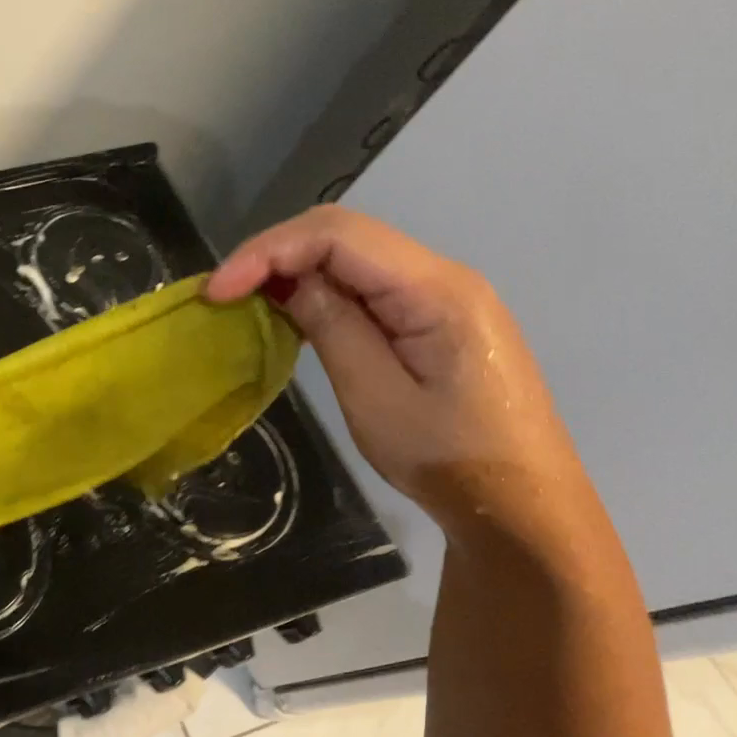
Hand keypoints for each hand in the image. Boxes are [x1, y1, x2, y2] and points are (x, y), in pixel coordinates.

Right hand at [206, 206, 578, 527]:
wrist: (520, 502)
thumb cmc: (447, 456)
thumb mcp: (375, 396)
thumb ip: (332, 327)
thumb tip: (286, 283)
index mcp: (435, 290)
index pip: (337, 235)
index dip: (267, 251)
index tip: (217, 293)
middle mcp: (441, 276)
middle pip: (343, 234)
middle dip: (273, 253)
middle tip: (222, 295)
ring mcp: (440, 294)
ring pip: (350, 254)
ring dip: (291, 268)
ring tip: (243, 302)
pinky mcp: (430, 316)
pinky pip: (363, 282)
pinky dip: (316, 288)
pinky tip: (288, 313)